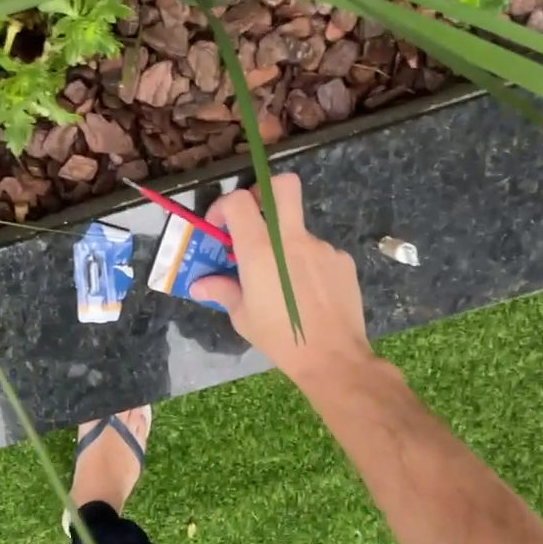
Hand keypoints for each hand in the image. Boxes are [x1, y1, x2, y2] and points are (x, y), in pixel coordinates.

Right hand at [189, 173, 380, 392]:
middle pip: (282, 186)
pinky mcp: (342, 261)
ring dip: (284, 243)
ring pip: (297, 228)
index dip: (223, 205)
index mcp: (261, 250)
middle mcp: (292, 240)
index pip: (239, 202)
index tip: (219, 227)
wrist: (333, 357)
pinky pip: (316, 252)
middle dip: (263, 191)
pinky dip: (306, 264)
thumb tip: (200, 285)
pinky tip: (306, 292)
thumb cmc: (279, 337)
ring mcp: (322, 248)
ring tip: (282, 280)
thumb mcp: (242, 316)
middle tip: (254, 216)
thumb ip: (222, 291)